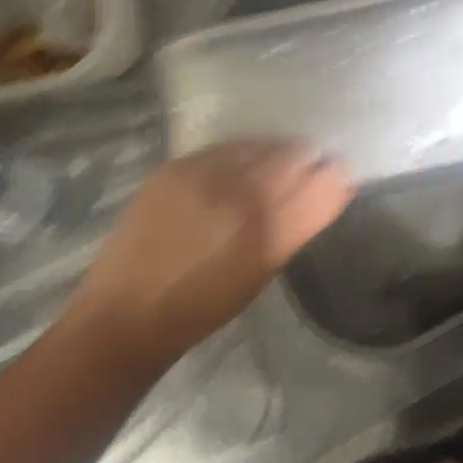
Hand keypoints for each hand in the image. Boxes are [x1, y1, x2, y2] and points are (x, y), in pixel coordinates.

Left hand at [70, 138, 352, 370]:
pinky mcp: (175, 167)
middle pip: (293, 155)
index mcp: (270, 231)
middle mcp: (241, 194)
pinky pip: (224, 149)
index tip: (337, 176)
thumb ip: (294, 226)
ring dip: (272, 153)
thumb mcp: (260, 272)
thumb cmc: (201, 307)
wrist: (124, 317)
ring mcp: (204, 175)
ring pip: (259, 146)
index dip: (334, 175)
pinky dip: (238, 155)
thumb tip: (323, 189)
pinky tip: (234, 170)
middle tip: (307, 168)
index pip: (323, 183)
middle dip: (306, 160)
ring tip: (272, 167)